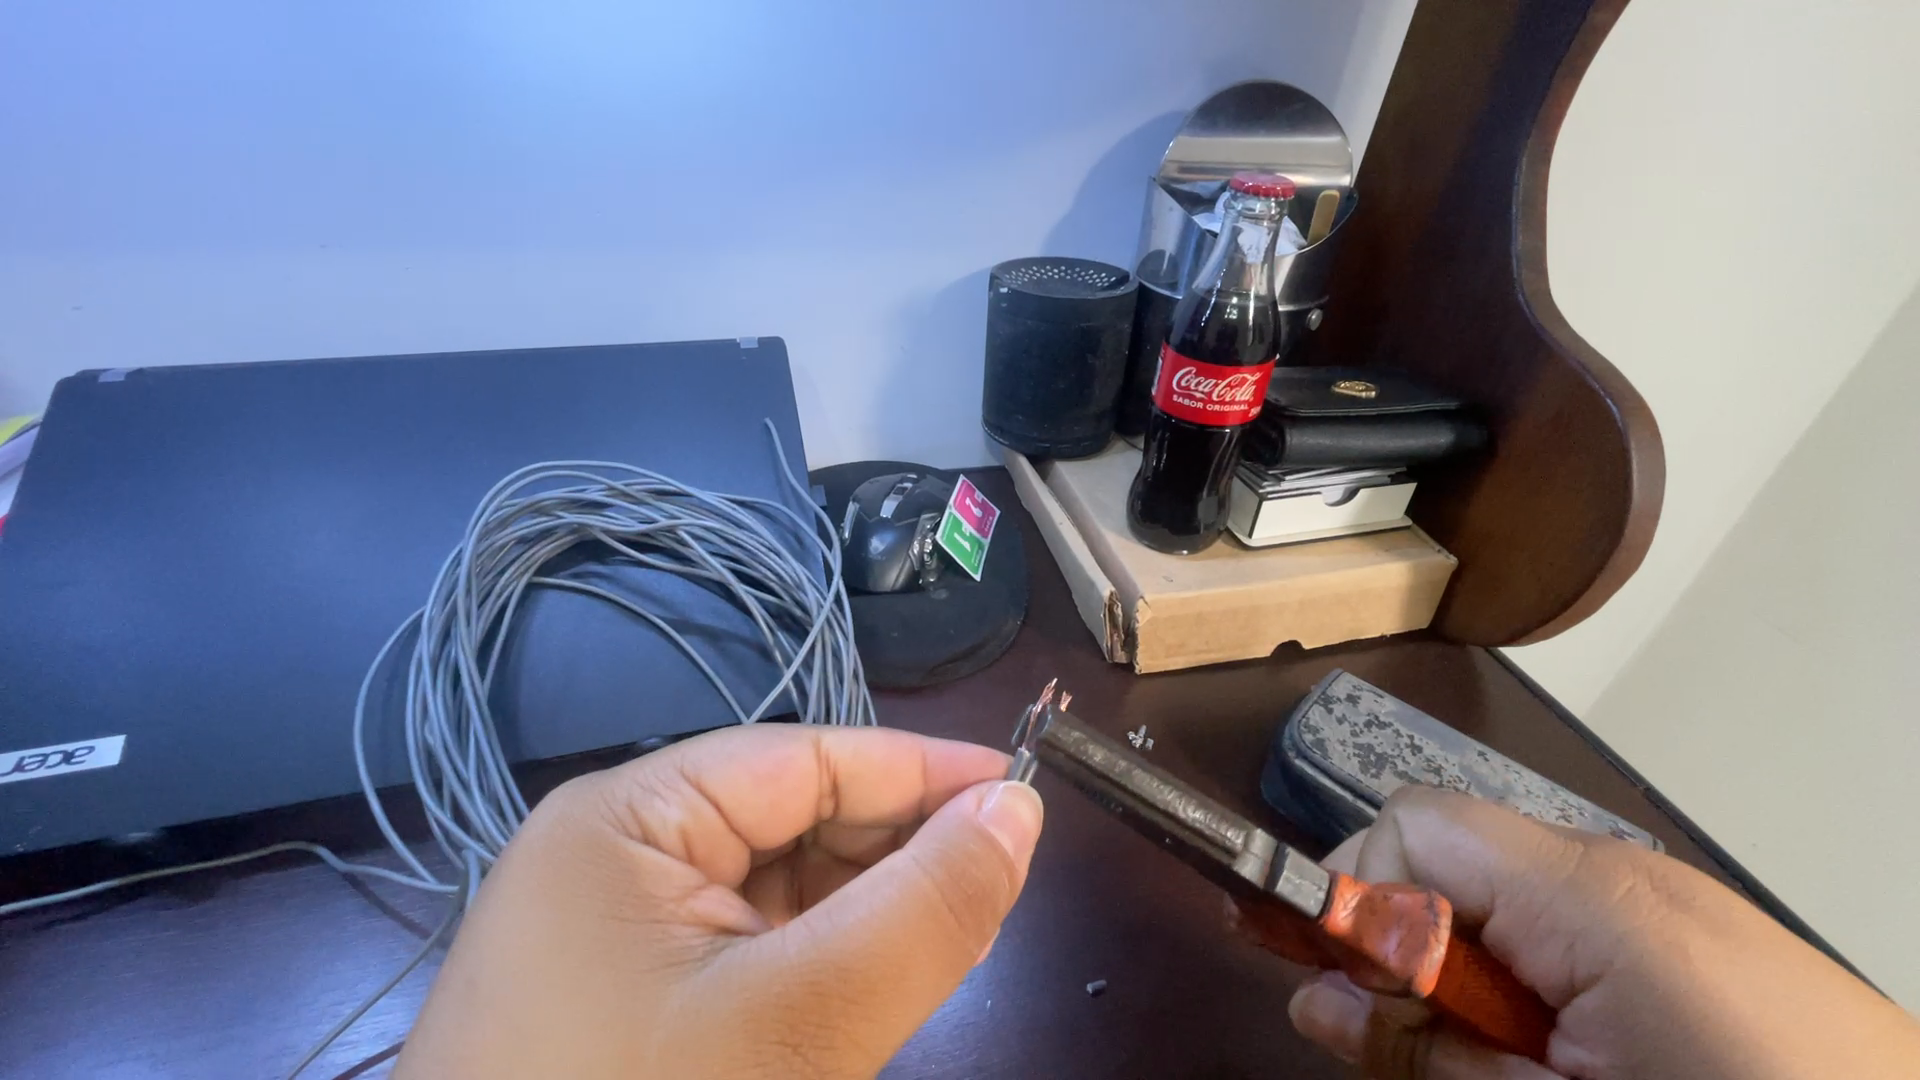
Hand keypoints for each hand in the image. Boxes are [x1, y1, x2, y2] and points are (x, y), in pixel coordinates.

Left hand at [394, 724, 1042, 1078]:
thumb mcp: (801, 1025)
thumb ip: (923, 909)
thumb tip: (1018, 808)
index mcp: (628, 818)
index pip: (804, 758)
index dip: (918, 769)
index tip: (1018, 789)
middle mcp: (617, 853)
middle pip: (794, 814)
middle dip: (898, 846)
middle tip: (994, 884)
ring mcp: (619, 928)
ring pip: (783, 883)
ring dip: (871, 905)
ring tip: (953, 934)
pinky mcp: (632, 992)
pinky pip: (755, 944)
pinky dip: (828, 956)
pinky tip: (879, 978)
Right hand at [1248, 787, 1919, 1078]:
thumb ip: (1424, 1051)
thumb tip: (1309, 1002)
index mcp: (1591, 896)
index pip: (1414, 824)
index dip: (1365, 894)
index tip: (1357, 985)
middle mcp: (1619, 866)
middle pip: (1447, 846)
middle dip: (1407, 932)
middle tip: (1417, 1033)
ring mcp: (1663, 893)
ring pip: (1495, 882)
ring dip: (1463, 955)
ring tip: (1503, 1053)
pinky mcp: (1692, 927)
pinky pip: (1558, 910)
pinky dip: (1524, 963)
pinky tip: (1564, 1041)